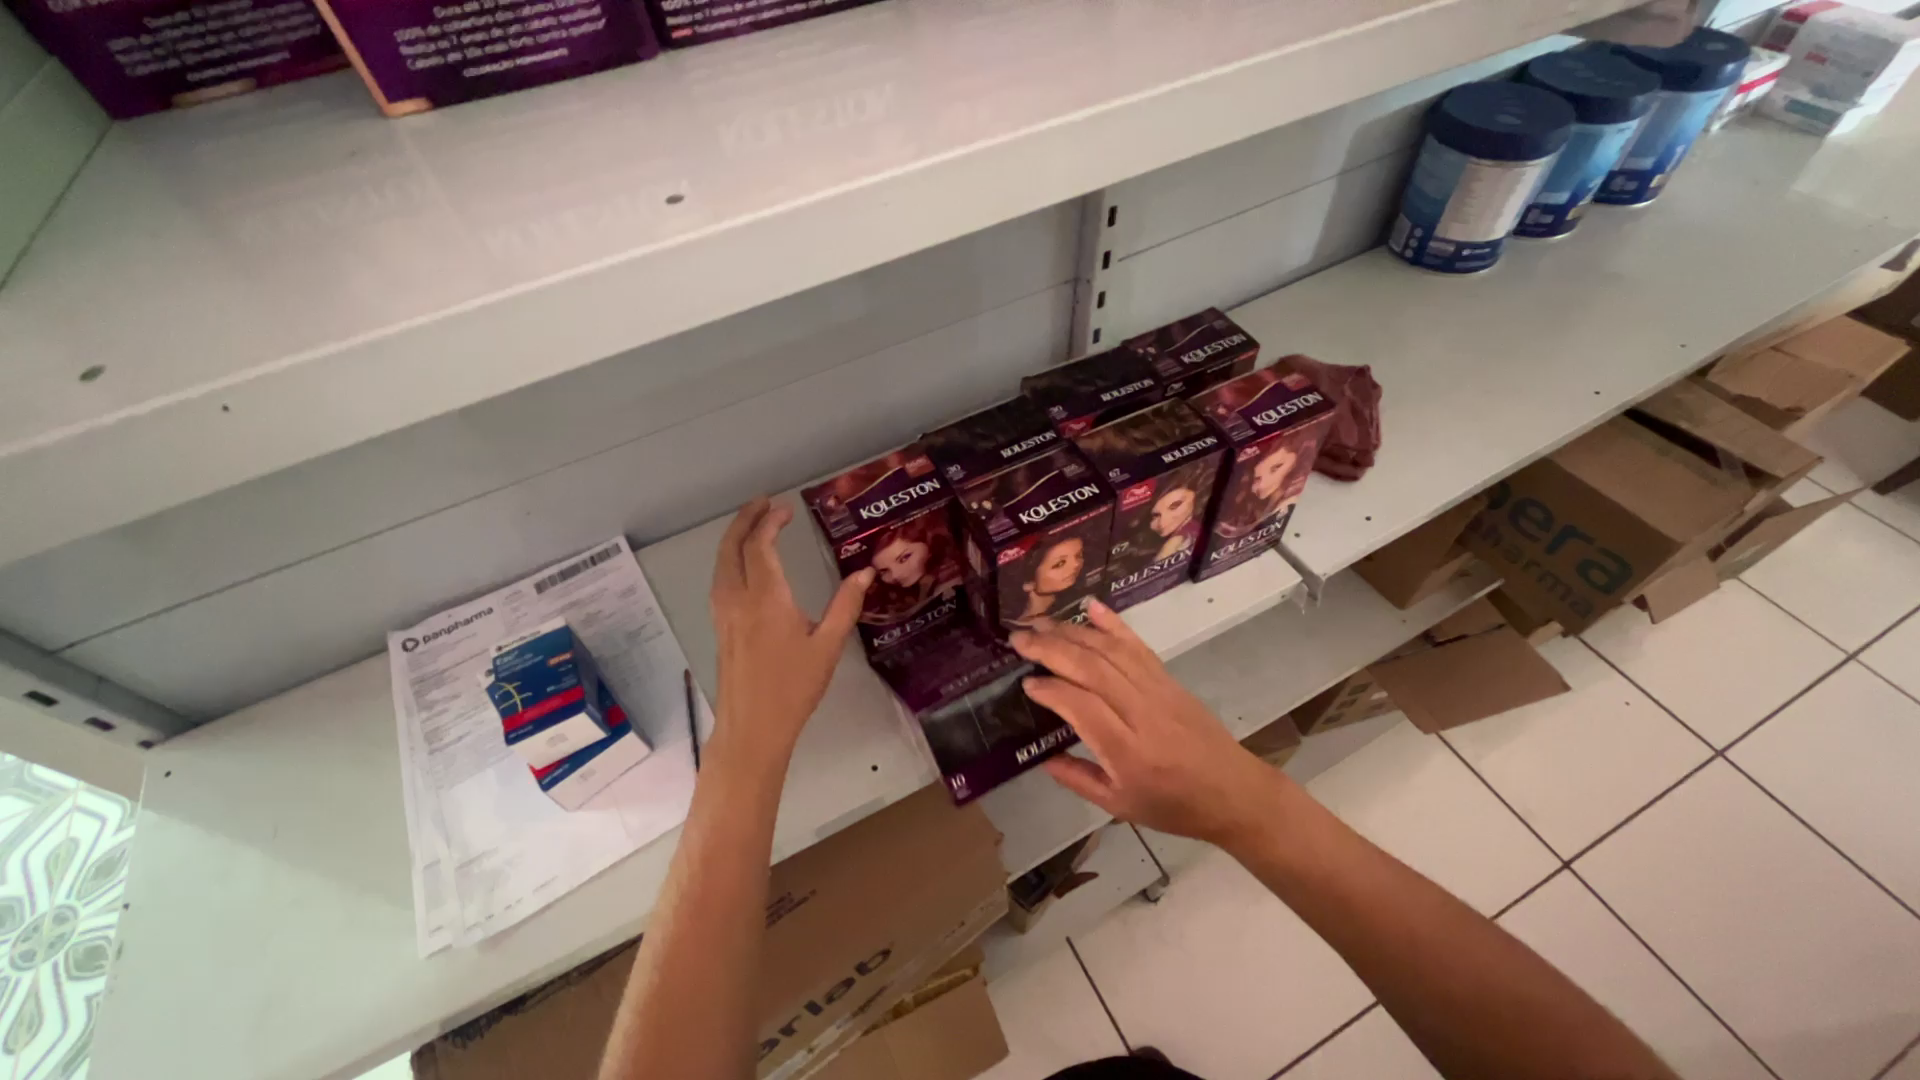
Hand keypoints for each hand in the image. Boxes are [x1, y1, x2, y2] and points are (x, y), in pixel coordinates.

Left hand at [710, 498, 871, 757]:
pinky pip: (720, 579)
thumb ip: (845, 606)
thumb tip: (864, 574)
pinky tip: (745, 564)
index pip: (761, 547)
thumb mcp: (828, 647)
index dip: (770, 522)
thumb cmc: (794, 688)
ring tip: (754, 526)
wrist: (752, 728)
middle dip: (745, 520)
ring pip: (720, 562)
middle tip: (763, 503)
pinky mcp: (720, 627)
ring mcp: (723, 613)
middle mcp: (738, 599)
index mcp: (766, 599)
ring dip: (735, 538)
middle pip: (731, 547)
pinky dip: (730, 558)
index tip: (785, 510)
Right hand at [1011, 600, 1294, 848]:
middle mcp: (1141, 712)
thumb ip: (1076, 779)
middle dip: (1050, 647)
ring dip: (1073, 631)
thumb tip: (1041, 756)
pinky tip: (1091, 608)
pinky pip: (1137, 645)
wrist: (1232, 792)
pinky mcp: (1168, 678)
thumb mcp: (1118, 805)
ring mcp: (1157, 690)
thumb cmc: (1172, 805)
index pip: (1080, 705)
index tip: (1025, 683)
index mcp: (1126, 750)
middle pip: (1091, 668)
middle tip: (1018, 638)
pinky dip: (1114, 623)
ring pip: (1110, 650)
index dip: (1049, 689)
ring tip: (1041, 623)